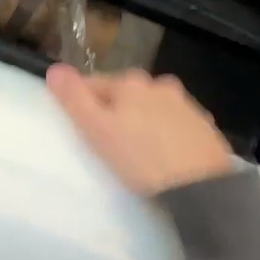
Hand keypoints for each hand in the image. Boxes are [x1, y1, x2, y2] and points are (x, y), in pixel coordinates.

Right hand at [47, 65, 235, 194]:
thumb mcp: (96, 129)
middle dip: (114, 114)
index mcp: (131, 81)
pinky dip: (165, 136)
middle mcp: (161, 85)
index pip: (93, 84)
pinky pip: (174, 127)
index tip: (81, 131)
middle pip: (125, 96)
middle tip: (107, 146)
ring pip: (151, 110)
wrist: (202, 190)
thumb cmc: (140, 158)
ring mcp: (187, 106)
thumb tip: (53, 69)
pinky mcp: (205, 129)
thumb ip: (74, 98)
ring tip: (136, 155)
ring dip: (141, 123)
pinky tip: (162, 159)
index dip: (82, 106)